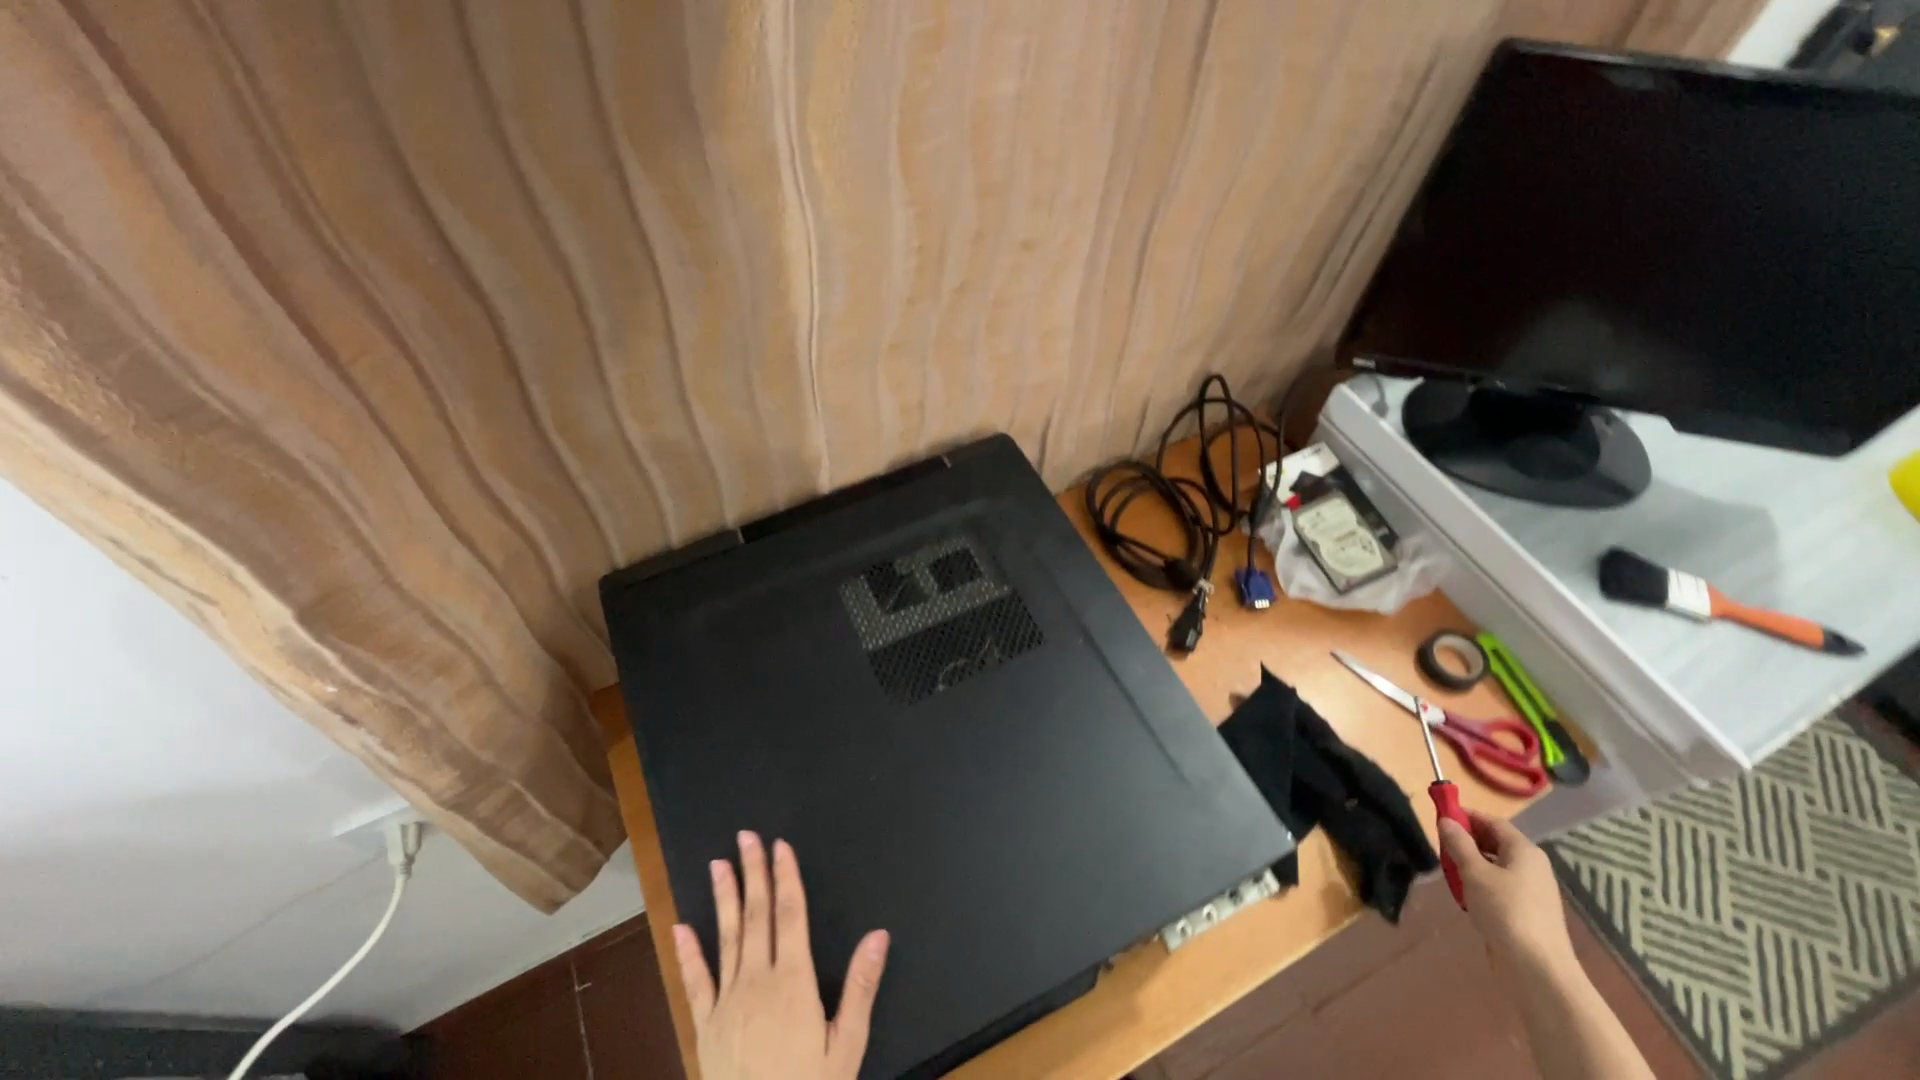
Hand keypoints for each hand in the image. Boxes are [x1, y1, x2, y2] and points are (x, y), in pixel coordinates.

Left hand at [672, 832, 889, 1079]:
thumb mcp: (847, 1045)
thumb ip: (861, 987)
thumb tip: (878, 934)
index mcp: (793, 982)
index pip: (790, 915)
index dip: (786, 877)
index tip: (780, 845)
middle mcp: (756, 981)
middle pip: (757, 916)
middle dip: (753, 873)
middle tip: (746, 837)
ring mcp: (726, 1001)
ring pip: (725, 938)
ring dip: (723, 898)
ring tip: (718, 863)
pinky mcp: (705, 1025)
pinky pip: (695, 982)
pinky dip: (687, 953)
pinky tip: (680, 926)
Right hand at [1437, 810, 1575, 972]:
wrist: (1536, 967)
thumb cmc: (1505, 911)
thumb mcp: (1474, 873)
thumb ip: (1459, 844)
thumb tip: (1446, 820)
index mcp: (1524, 851)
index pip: (1493, 822)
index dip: (1467, 816)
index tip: (1440, 817)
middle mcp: (1533, 866)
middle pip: (1496, 843)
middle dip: (1467, 842)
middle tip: (1441, 848)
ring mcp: (1533, 890)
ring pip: (1496, 867)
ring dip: (1472, 866)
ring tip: (1450, 875)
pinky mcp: (1528, 911)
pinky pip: (1500, 888)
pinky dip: (1482, 886)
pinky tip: (1467, 899)